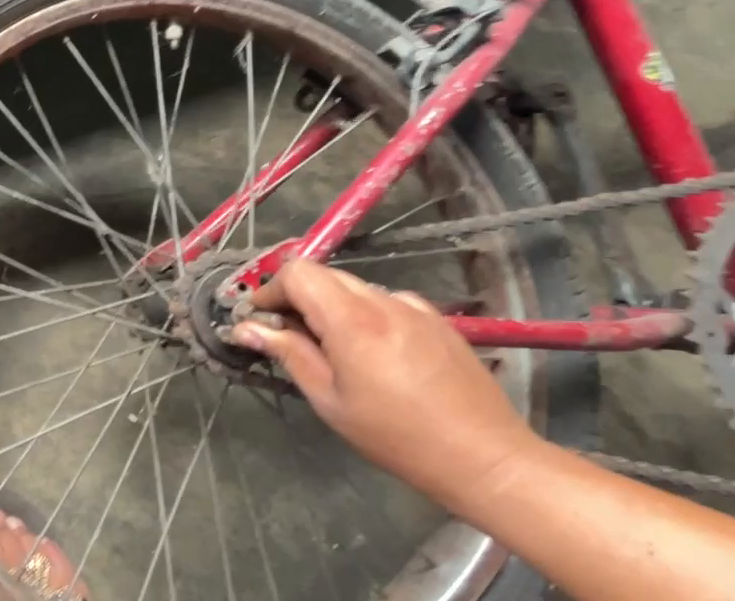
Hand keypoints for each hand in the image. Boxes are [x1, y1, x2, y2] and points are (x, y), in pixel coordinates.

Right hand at [232, 260, 541, 510]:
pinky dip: (368, 314)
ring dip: (333, 305)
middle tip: (291, 334)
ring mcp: (416, 309)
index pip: (298, 273)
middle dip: (299, 296)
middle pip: (324, 275)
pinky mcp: (439, 322)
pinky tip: (376, 350)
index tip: (263, 318)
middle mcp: (384, 302)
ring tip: (335, 347)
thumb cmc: (398, 436)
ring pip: (355, 287)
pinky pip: (388, 302)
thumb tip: (246, 327)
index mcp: (352, 320)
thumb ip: (288, 353)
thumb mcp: (329, 400)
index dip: (272, 289)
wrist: (488, 460)